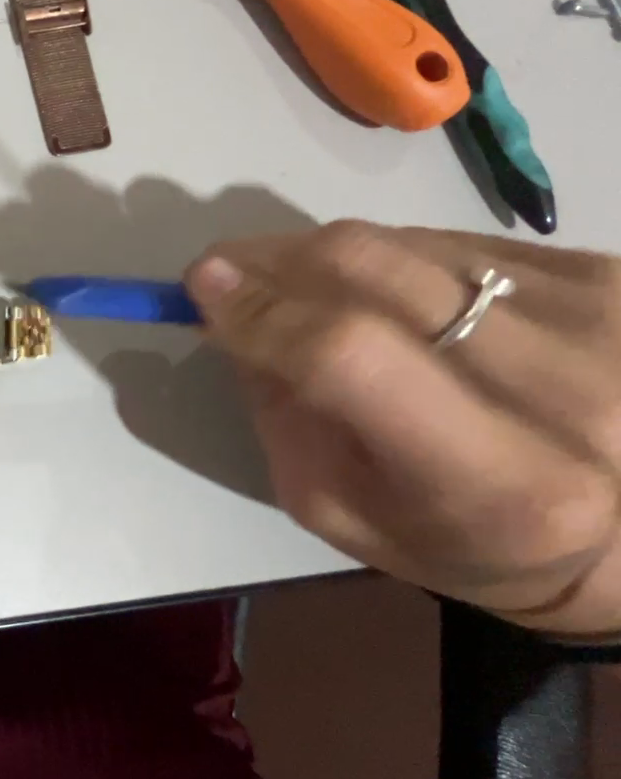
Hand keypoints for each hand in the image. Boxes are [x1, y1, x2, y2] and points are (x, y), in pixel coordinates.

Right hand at [186, 221, 620, 638]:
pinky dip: (386, 259)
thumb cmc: (458, 538)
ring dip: (320, 257)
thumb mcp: (337, 505)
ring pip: (404, 243)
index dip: (259, 310)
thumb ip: (278, 412)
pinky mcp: (614, 274)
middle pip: (372, 272)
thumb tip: (224, 312)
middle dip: (271, 260)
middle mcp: (569, 391)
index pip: (347, 357)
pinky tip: (384, 298)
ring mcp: (607, 321)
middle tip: (225, 271)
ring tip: (300, 291)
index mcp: (497, 481)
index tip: (200, 284)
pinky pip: (451, 239)